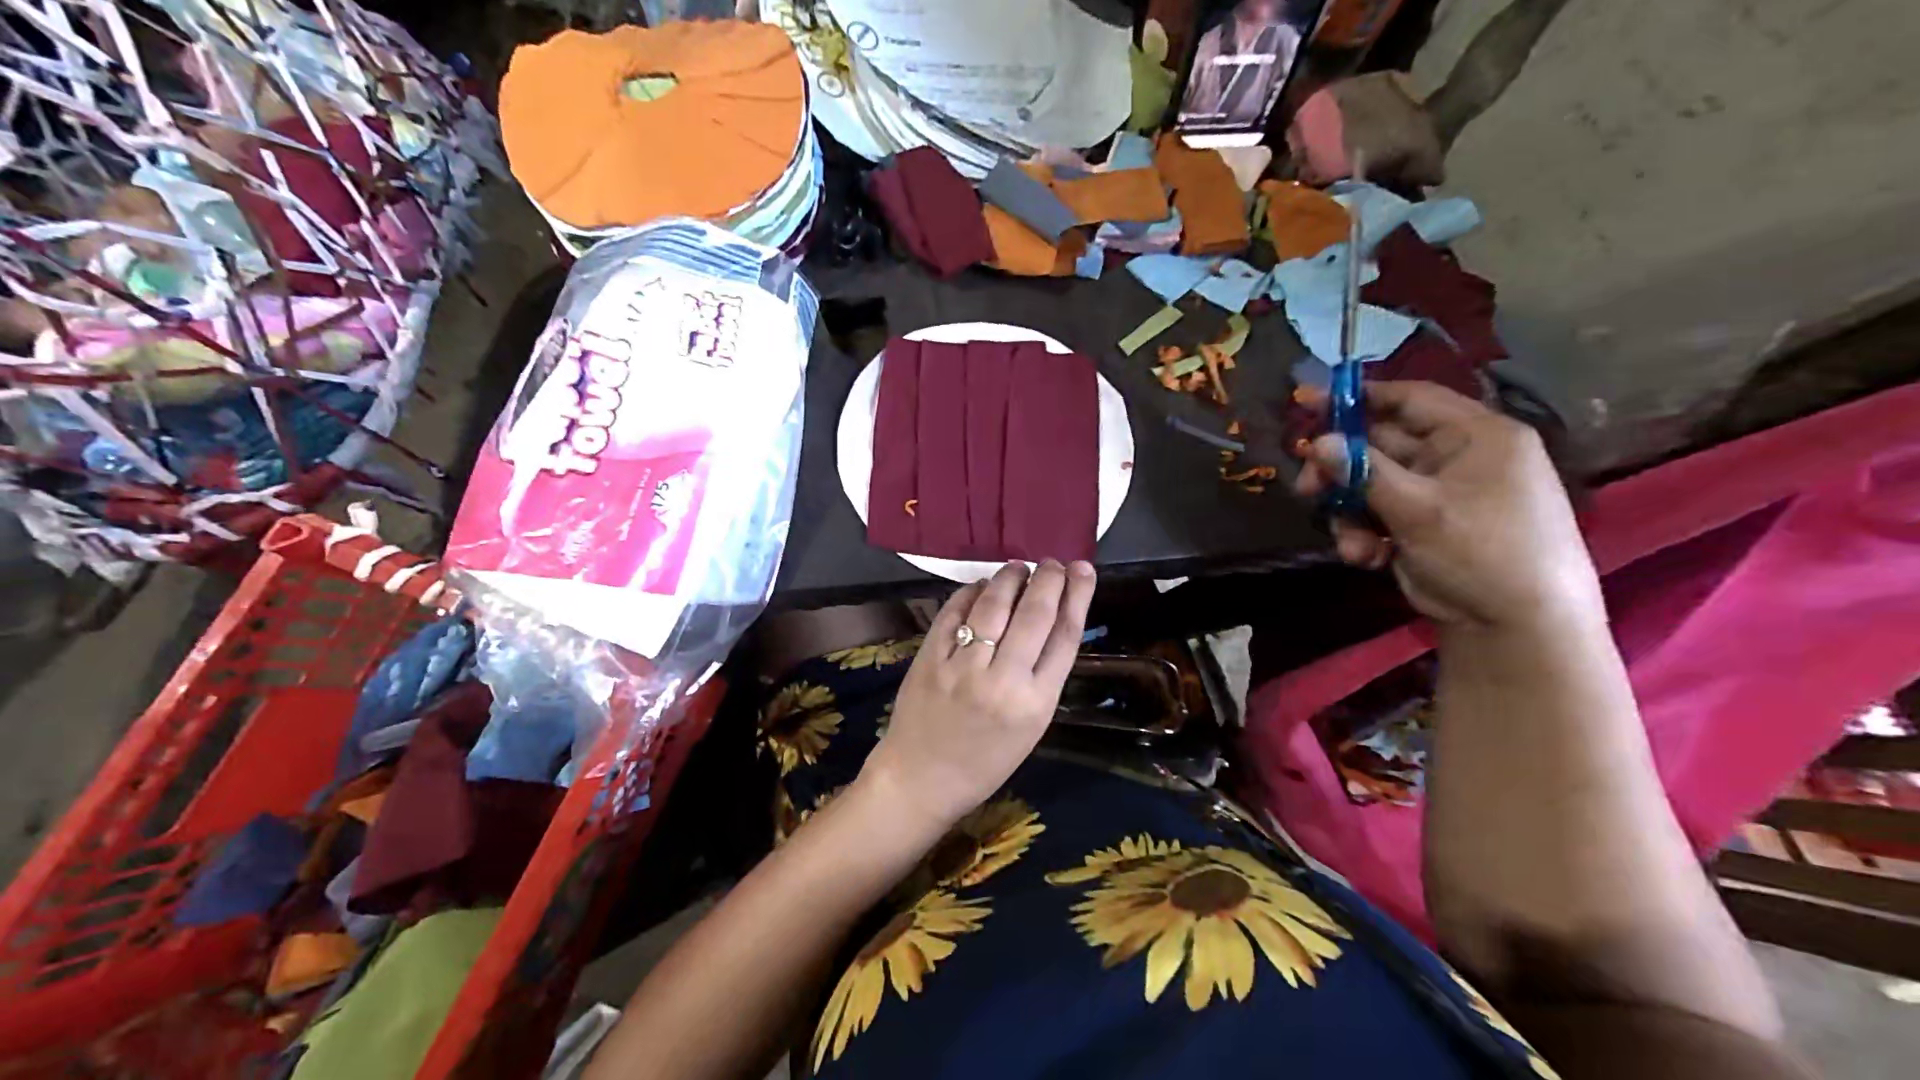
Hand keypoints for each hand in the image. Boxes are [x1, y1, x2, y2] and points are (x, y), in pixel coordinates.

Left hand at [858, 560, 1095, 830]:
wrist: (922, 779)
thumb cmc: (985, 761)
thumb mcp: (1031, 726)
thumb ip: (1042, 675)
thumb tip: (1051, 618)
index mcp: (1036, 703)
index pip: (1065, 636)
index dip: (1078, 596)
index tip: (1083, 570)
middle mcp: (1003, 681)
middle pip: (1034, 614)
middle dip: (1048, 579)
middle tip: (1052, 562)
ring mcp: (963, 667)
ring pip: (993, 605)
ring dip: (1010, 578)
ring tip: (1019, 567)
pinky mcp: (930, 659)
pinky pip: (954, 613)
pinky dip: (970, 593)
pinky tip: (981, 586)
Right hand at [1294, 381, 1603, 631]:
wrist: (1519, 628)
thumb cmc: (1482, 552)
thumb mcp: (1418, 508)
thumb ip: (1362, 471)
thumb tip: (1316, 441)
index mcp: (1476, 436)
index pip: (1411, 398)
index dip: (1359, 397)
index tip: (1308, 404)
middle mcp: (1458, 457)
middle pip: (1382, 445)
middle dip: (1342, 470)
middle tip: (1305, 487)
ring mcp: (1441, 494)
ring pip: (1373, 486)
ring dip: (1351, 512)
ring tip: (1348, 543)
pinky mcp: (1425, 526)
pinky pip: (1381, 515)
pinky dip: (1365, 533)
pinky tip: (1365, 558)